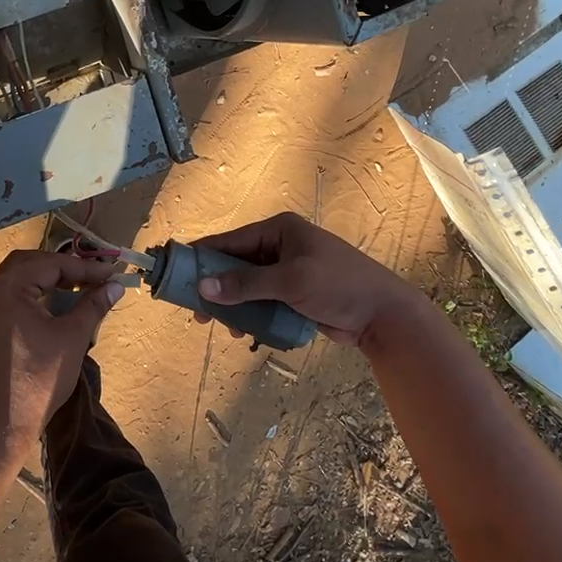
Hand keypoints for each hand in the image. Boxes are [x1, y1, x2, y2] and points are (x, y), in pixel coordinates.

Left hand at [0, 250, 123, 460]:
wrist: (1, 423)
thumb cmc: (38, 379)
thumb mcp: (72, 337)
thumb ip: (94, 305)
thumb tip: (115, 285)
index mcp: (8, 287)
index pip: (51, 264)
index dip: (84, 268)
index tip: (112, 273)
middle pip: (29, 262)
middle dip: (62, 266)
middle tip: (93, 277)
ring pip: (12, 274)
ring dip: (41, 274)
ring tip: (70, 284)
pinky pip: (1, 291)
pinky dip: (23, 288)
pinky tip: (40, 299)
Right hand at [191, 212, 420, 349]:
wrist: (386, 314)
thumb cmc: (339, 286)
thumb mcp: (290, 282)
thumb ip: (245, 285)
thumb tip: (202, 288)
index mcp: (278, 229)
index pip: (229, 241)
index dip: (201, 258)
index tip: (176, 277)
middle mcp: (280, 245)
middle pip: (235, 265)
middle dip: (217, 289)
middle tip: (200, 315)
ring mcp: (288, 270)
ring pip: (247, 287)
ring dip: (235, 307)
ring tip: (230, 330)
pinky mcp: (295, 293)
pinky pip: (263, 301)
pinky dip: (252, 315)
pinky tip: (247, 332)